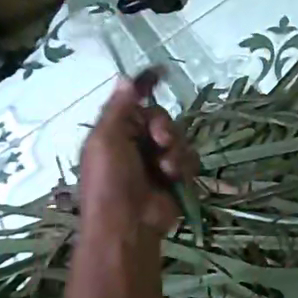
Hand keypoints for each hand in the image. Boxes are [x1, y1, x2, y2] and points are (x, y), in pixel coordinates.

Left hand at [78, 72, 194, 242]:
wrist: (129, 223)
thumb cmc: (110, 181)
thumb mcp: (106, 139)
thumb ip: (119, 108)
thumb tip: (127, 77)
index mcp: (115, 133)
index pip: (135, 103)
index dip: (147, 90)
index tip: (161, 73)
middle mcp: (137, 144)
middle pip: (162, 119)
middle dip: (165, 129)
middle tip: (160, 141)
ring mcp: (157, 162)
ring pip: (180, 139)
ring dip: (176, 151)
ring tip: (166, 169)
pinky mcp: (177, 178)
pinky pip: (190, 159)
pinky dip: (185, 167)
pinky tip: (174, 179)